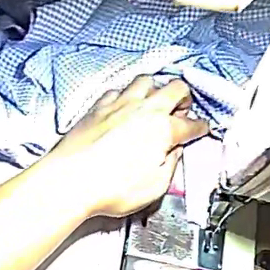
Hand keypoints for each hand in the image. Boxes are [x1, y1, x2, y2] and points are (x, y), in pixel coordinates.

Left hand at [36, 75, 211, 218]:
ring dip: (155, 89)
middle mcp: (143, 110)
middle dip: (184, 98)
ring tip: (154, 102)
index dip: (200, 128)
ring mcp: (118, 105)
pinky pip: (116, 90)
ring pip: (145, 80)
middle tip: (181, 110)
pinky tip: (123, 105)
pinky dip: (125, 95)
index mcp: (163, 129)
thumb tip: (173, 154)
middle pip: (175, 88)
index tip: (200, 130)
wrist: (69, 182)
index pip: (192, 124)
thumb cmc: (109, 188)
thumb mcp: (154, 187)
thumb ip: (170, 166)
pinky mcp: (97, 108)